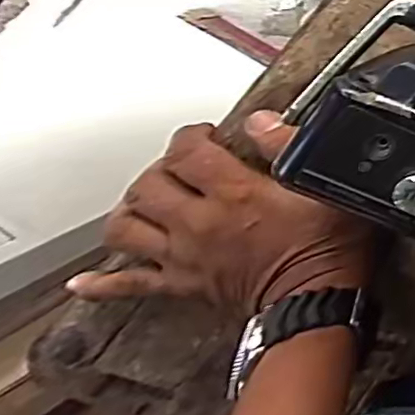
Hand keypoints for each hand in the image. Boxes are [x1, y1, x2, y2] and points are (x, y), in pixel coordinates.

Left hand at [67, 113, 375, 314]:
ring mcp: (183, 255)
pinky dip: (101, 281)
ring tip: (148, 199)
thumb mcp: (322, 183)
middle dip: (161, 168)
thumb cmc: (327, 240)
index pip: (189, 154)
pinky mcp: (181, 283)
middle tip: (182, 163)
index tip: (204, 133)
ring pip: (123, 229)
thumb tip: (263, 121)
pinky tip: (87, 279)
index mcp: (235, 194)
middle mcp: (198, 223)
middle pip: (148, 187)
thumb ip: (290, 147)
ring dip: (129, 209)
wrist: (315, 293)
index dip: (190, 137)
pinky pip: (126, 285)